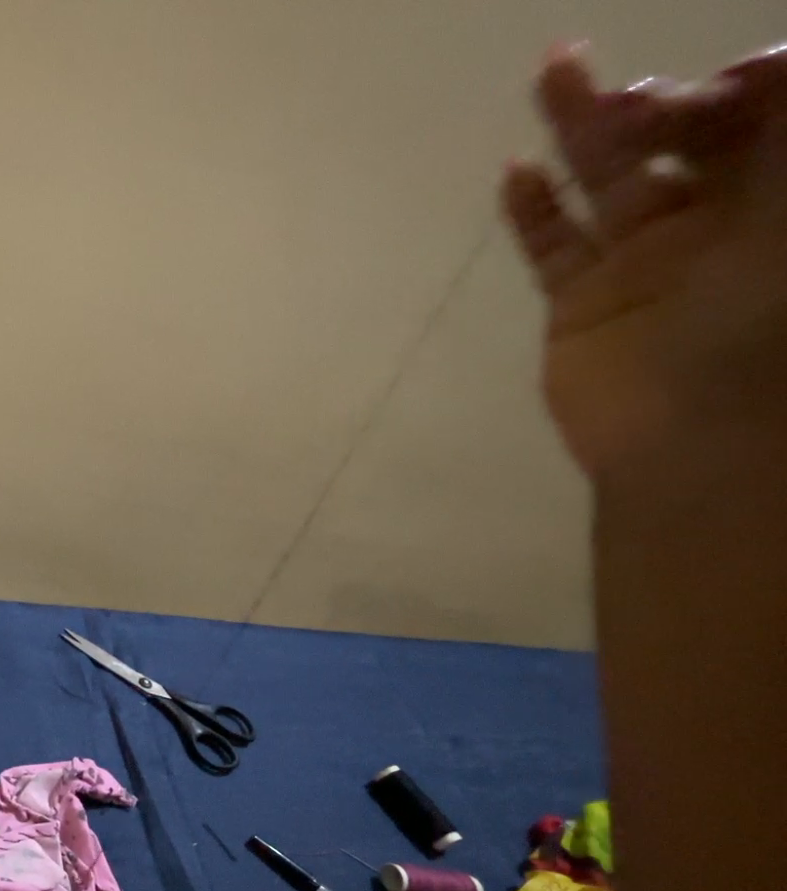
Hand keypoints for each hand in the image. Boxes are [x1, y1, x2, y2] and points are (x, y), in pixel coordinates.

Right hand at [501, 43, 786, 480]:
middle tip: (631, 103)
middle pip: (689, 135)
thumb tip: (770, 68)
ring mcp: (645, 261)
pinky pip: (552, 247)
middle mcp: (723, 217)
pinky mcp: (582, 301)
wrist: (697, 438)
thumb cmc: (764, 328)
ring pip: (611, 179)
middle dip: (662, 102)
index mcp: (784, 194)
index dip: (753, 77)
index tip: (728, 83)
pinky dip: (532, 211)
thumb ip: (778, 141)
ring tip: (555, 69)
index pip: (770, 108)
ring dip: (583, 126)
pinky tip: (515, 173)